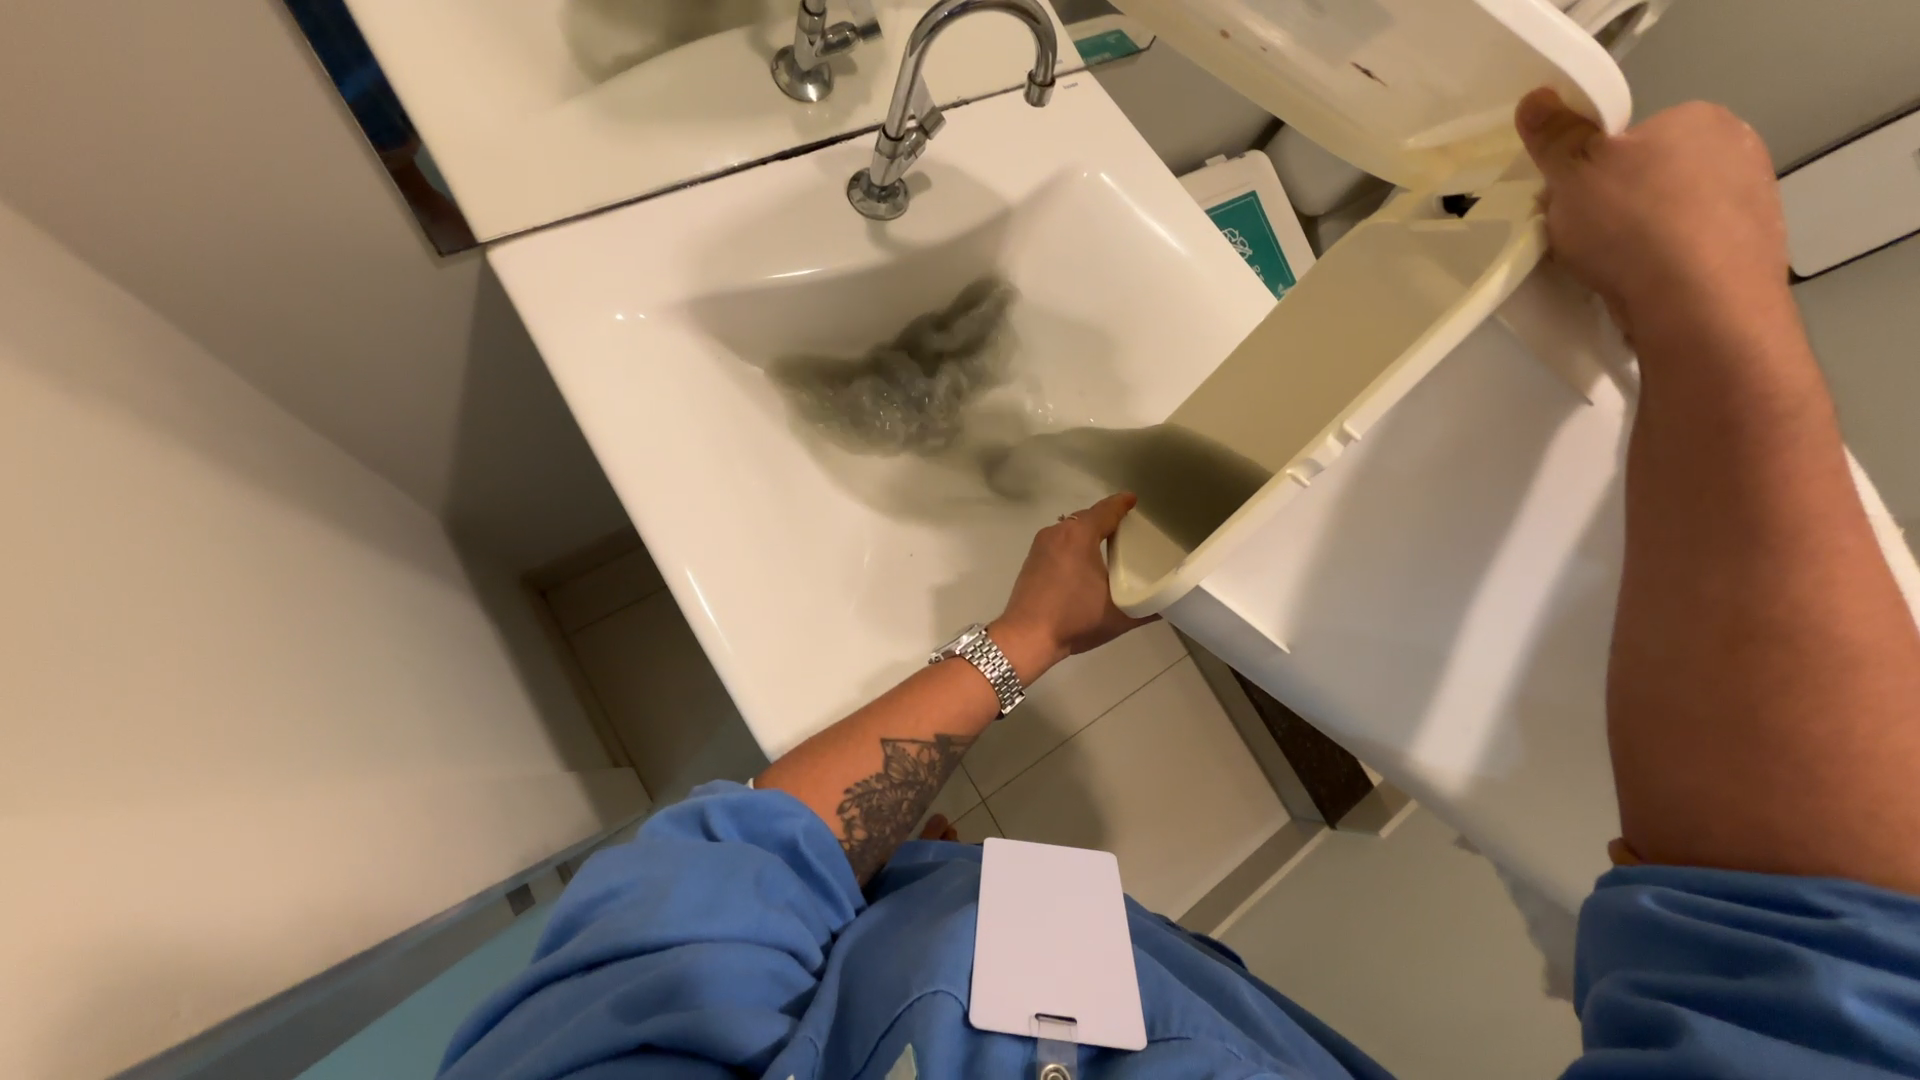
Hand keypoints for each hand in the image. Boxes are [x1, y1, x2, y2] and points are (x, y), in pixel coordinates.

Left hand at [990, 493, 1157, 682]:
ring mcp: (1040, 546)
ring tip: (1107, 544)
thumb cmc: (1075, 619)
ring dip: (1087, 533)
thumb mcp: (1121, 615)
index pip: (1105, 510)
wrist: (1027, 637)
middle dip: (1105, 519)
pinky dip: (1073, 546)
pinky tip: (1083, 562)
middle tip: (1127, 528)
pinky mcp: (1031, 561)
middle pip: (1085, 518)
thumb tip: (1169, 605)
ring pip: (1069, 530)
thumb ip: (1150, 608)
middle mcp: (1057, 533)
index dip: (1121, 504)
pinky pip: (1058, 543)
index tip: (1133, 500)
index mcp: (1079, 535)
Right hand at [1514, 90, 1789, 341]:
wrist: (1697, 300)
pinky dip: (1657, 267)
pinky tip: (1636, 286)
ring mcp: (1750, 202)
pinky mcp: (1748, 251)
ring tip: (1604, 269)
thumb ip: (1555, 137)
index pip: (1629, 138)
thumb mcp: (1575, 172)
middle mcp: (1737, 149)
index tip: (1566, 201)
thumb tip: (1536, 100)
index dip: (1588, 170)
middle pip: (1647, 178)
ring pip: (1667, 217)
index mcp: (1699, 119)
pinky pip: (1685, 253)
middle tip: (1578, 238)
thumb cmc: (1634, 223)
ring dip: (1635, 239)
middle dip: (1612, 206)